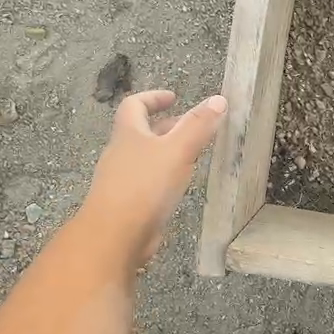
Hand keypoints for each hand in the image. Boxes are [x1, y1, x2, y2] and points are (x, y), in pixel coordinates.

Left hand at [75, 90, 225, 265]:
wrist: (115, 236)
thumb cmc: (144, 186)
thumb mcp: (177, 150)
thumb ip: (198, 125)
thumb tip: (219, 99)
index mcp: (128, 134)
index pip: (134, 105)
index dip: (153, 97)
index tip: (174, 97)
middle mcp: (121, 154)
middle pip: (141, 132)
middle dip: (166, 125)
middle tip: (192, 126)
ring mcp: (122, 180)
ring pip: (146, 157)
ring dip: (167, 151)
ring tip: (194, 154)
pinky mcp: (129, 203)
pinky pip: (148, 181)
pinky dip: (165, 176)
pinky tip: (181, 185)